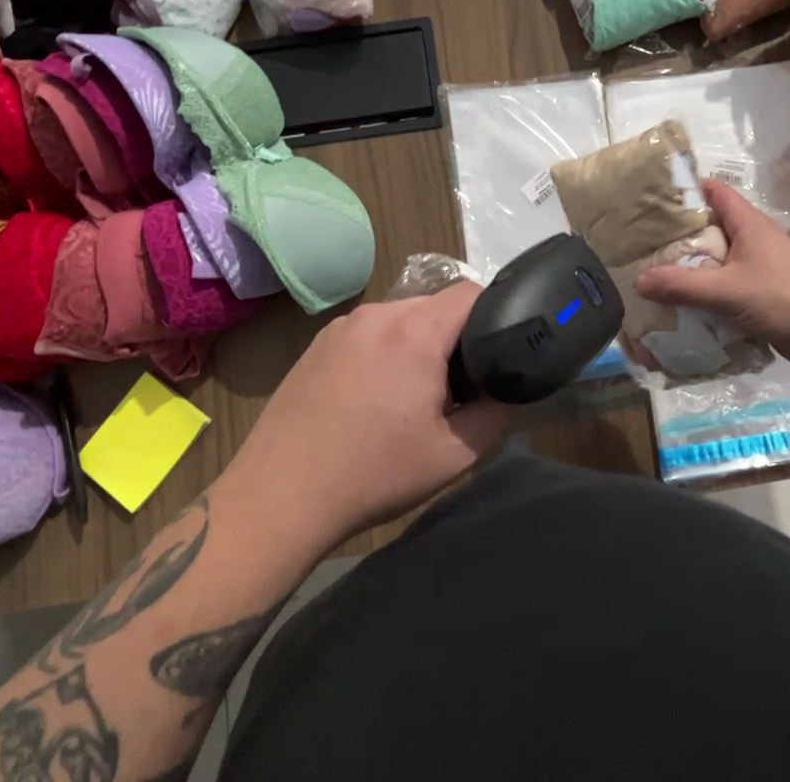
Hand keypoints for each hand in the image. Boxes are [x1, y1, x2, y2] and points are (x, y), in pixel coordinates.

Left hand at [231, 283, 508, 542]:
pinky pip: (369, 335)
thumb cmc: (374, 473)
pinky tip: (375, 399)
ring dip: (419, 346)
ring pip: (400, 320)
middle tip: (462, 387)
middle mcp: (377, 315)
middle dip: (457, 337)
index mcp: (415, 332)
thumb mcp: (454, 455)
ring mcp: (340, 328)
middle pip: (435, 305)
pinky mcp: (316, 346)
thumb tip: (509, 393)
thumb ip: (495, 415)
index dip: (497, 314)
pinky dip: (385, 353)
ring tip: (416, 396)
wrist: (280, 497)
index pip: (471, 292)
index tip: (501, 351)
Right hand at [635, 180, 789, 366]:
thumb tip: (639, 280)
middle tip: (647, 238)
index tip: (655, 196)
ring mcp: (762, 264)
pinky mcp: (764, 289)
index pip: (717, 191)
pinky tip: (686, 299)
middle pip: (714, 225)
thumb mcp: (727, 291)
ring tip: (658, 268)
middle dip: (683, 230)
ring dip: (694, 262)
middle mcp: (756, 238)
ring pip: (720, 256)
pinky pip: (728, 280)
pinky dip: (708, 286)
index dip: (689, 188)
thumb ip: (682, 285)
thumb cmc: (782, 300)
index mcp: (750, 224)